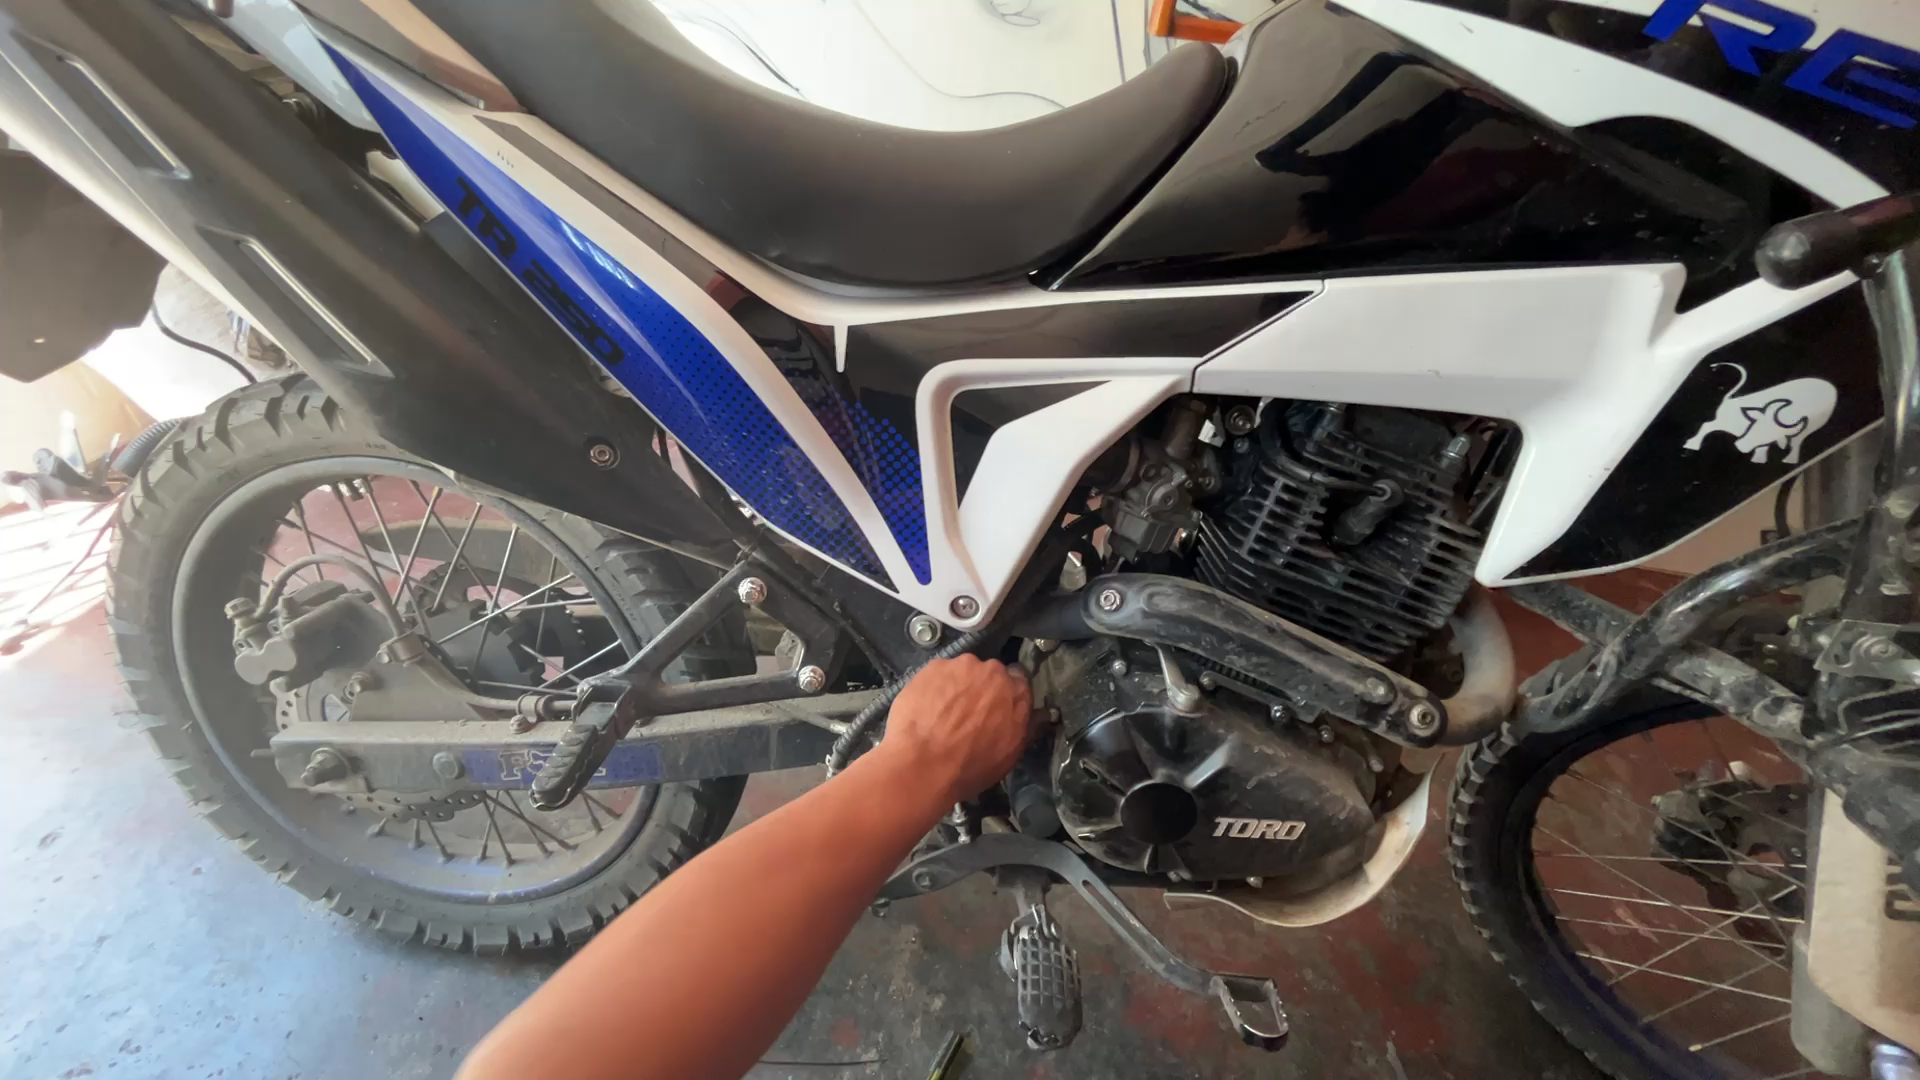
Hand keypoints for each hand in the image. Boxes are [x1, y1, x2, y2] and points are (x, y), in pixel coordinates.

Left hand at [878, 655, 1030, 804]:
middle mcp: (994, 672)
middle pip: (989, 674)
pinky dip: (934, 686)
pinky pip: (939, 673)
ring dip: (957, 685)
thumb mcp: (1009, 755)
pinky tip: (925, 706)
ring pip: (963, 671)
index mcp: (1017, 693)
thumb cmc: (969, 767)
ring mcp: (962, 666)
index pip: (1018, 681)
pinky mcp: (934, 666)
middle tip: (967, 712)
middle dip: (981, 688)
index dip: (1005, 694)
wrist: (922, 764)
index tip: (995, 706)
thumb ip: (1024, 727)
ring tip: (942, 711)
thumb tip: (1035, 715)